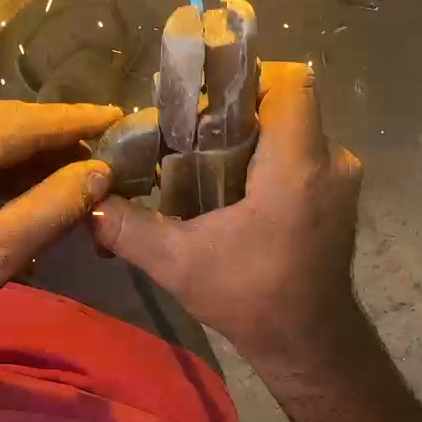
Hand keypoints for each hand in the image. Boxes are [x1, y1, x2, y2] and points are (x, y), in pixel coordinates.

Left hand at [0, 100, 122, 362]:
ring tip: (84, 159)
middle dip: (58, 133)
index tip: (121, 116)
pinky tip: (41, 167)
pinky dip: (9, 152)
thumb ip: (53, 207)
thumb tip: (102, 171)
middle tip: (110, 146)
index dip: (74, 122)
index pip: (21, 124)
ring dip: (35, 143)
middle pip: (7, 118)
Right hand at [90, 61, 365, 374]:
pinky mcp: (334, 197)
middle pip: (281, 106)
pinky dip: (262, 162)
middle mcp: (330, 162)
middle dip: (231, 113)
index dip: (245, 77)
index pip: (288, 82)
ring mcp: (337, 179)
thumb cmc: (251, 298)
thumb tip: (84, 202)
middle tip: (184, 138)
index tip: (201, 101)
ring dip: (244, 140)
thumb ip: (126, 228)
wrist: (307, 344)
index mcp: (298, 167)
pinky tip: (226, 193)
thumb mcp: (176, 263)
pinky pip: (297, 156)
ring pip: (288, 131)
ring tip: (199, 167)